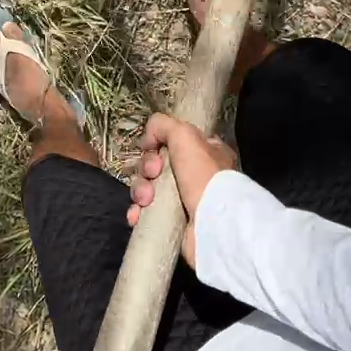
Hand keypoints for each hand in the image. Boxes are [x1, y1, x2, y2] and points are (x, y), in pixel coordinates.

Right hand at [126, 113, 236, 265]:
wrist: (213, 225)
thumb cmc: (203, 175)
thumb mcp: (185, 135)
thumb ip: (163, 125)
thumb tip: (148, 138)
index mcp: (205, 152)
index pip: (173, 141)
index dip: (158, 143)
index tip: (152, 147)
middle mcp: (195, 175)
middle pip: (157, 164)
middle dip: (147, 167)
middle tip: (153, 173)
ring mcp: (184, 201)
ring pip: (149, 188)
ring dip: (140, 190)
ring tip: (146, 199)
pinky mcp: (172, 223)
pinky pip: (147, 212)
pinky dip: (138, 212)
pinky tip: (137, 215)